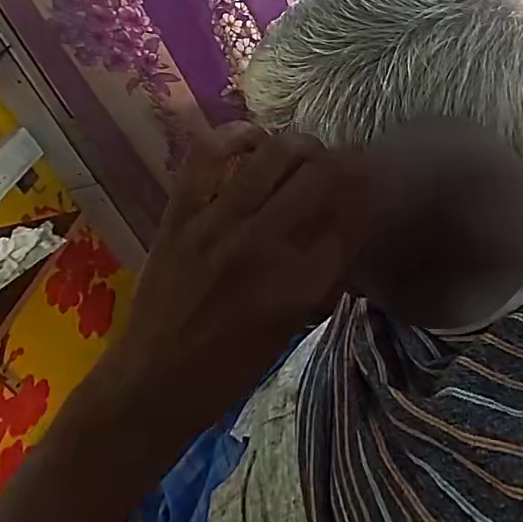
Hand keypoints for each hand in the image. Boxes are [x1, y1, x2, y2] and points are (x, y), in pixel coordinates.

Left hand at [95, 123, 365, 429]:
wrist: (153, 384)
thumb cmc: (228, 370)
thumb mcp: (289, 330)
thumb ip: (320, 281)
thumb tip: (342, 238)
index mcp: (295, 282)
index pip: (348, 220)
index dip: (365, 200)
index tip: (369, 193)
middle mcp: (262, 243)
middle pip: (320, 178)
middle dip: (341, 167)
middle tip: (340, 171)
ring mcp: (216, 224)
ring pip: (274, 156)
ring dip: (301, 147)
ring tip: (306, 152)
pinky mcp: (180, 216)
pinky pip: (206, 157)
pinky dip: (233, 137)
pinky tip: (253, 138)